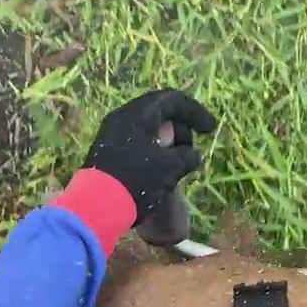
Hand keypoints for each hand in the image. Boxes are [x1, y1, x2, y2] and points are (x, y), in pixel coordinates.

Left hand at [85, 89, 218, 220]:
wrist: (96, 206)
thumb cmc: (137, 180)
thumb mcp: (170, 168)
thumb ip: (187, 156)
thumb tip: (192, 154)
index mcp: (139, 113)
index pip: (172, 100)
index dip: (195, 112)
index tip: (210, 129)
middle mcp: (123, 116)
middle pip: (159, 111)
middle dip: (180, 127)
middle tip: (190, 147)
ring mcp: (111, 131)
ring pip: (147, 126)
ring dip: (166, 138)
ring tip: (177, 160)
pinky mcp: (106, 148)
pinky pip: (136, 138)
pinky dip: (153, 146)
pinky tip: (159, 165)